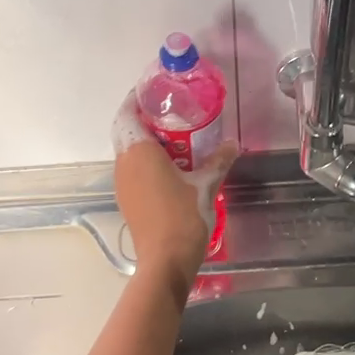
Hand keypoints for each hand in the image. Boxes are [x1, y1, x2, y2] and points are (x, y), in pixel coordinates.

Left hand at [112, 93, 236, 290]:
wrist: (166, 261)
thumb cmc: (183, 217)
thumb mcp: (206, 186)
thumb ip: (218, 161)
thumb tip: (232, 144)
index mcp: (139, 151)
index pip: (127, 113)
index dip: (136, 99)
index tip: (154, 93)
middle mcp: (124, 163)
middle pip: (127, 131)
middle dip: (146, 120)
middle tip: (172, 115)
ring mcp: (123, 183)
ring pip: (129, 152)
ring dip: (147, 143)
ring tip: (176, 139)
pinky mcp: (127, 199)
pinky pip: (133, 170)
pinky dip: (147, 162)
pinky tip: (170, 167)